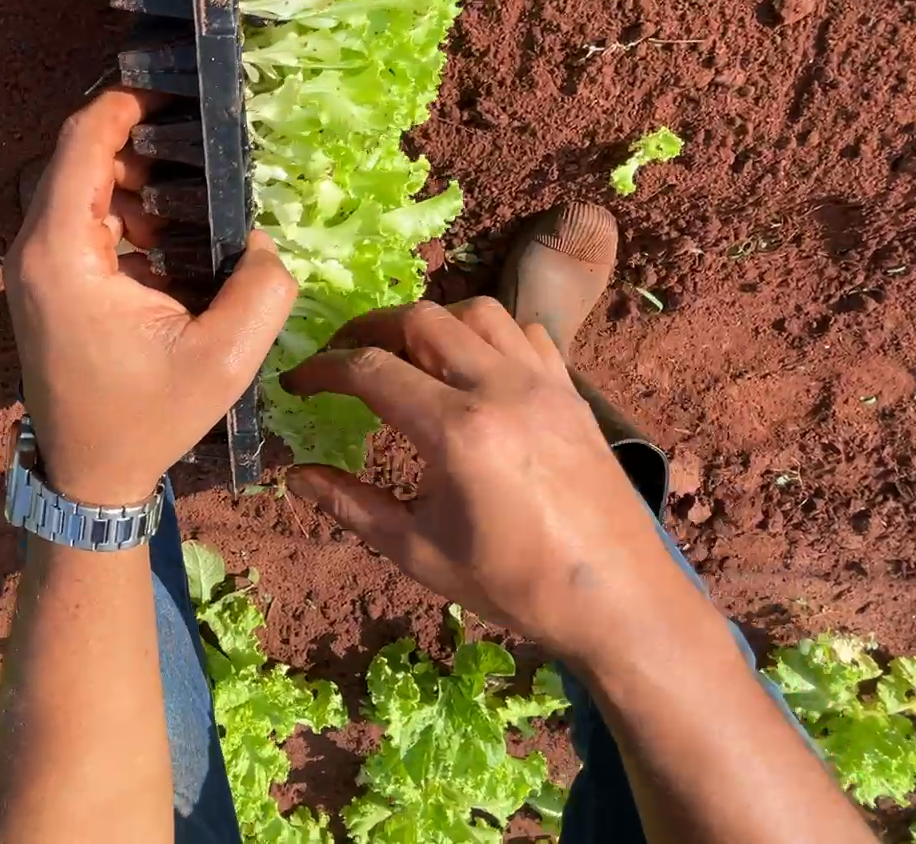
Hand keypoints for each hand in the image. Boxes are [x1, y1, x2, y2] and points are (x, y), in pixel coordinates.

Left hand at [5, 90, 296, 506]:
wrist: (90, 476)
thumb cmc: (149, 419)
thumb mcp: (226, 359)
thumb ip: (262, 286)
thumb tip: (256, 238)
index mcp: (62, 255)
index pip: (81, 143)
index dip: (124, 104)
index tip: (173, 93)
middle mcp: (33, 251)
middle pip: (78, 161)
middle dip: (138, 145)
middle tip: (200, 152)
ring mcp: (31, 269)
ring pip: (76, 190)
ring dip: (131, 181)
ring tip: (188, 199)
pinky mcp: (42, 286)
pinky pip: (77, 224)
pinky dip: (119, 214)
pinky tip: (162, 239)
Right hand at [282, 298, 695, 664]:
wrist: (623, 602)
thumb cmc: (515, 584)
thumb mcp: (419, 551)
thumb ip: (349, 504)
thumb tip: (293, 475)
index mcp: (458, 432)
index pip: (370, 371)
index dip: (322, 369)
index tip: (296, 382)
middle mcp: (500, 388)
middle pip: (418, 320)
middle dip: (367, 329)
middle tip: (341, 357)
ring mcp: (542, 382)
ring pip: (473, 312)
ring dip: (426, 323)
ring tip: (403, 355)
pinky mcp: (569, 388)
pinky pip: (520, 331)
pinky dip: (482, 332)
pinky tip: (469, 365)